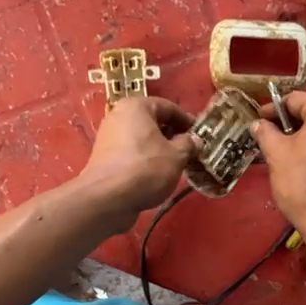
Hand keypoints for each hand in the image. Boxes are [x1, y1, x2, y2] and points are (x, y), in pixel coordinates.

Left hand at [77, 97, 197, 223]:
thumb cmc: (146, 168)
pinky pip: (132, 151)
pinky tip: (157, 174)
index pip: (168, 107)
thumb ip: (189, 144)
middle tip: (190, 150)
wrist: (107, 198)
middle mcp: (119, 116)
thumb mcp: (177, 155)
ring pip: (142, 138)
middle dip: (173, 135)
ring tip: (176, 164)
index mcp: (136, 106)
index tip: (200, 134)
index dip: (186, 120)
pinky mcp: (105, 157)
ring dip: (160, 148)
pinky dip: (146, 159)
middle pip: (153, 121)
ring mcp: (109, 137)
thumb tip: (195, 140)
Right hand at [251, 91, 305, 233]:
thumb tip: (258, 124)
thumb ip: (265, 132)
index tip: (257, 120)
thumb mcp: (276, 154)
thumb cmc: (302, 183)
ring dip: (300, 135)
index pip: (295, 99)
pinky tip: (301, 161)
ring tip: (280, 150)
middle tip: (267, 136)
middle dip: (287, 122)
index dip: (273, 108)